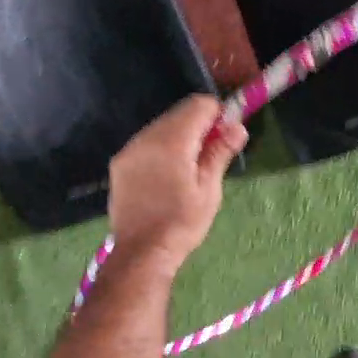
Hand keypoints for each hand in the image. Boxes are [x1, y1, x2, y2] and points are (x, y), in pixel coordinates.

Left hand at [108, 95, 247, 270]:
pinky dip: (162, 149)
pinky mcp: (120, 164)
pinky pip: (146, 144)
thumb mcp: (209, 189)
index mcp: (172, 141)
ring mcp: (129, 150)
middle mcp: (146, 137)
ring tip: (190, 169)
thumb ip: (220, 152)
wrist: (142, 252)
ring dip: (180, 137)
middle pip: (178, 114)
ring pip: (161, 127)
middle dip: (199, 126)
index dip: (218, 115)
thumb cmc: (182, 223)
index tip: (227, 136)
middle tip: (211, 155)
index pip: (198, 105)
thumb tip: (237, 127)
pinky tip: (168, 176)